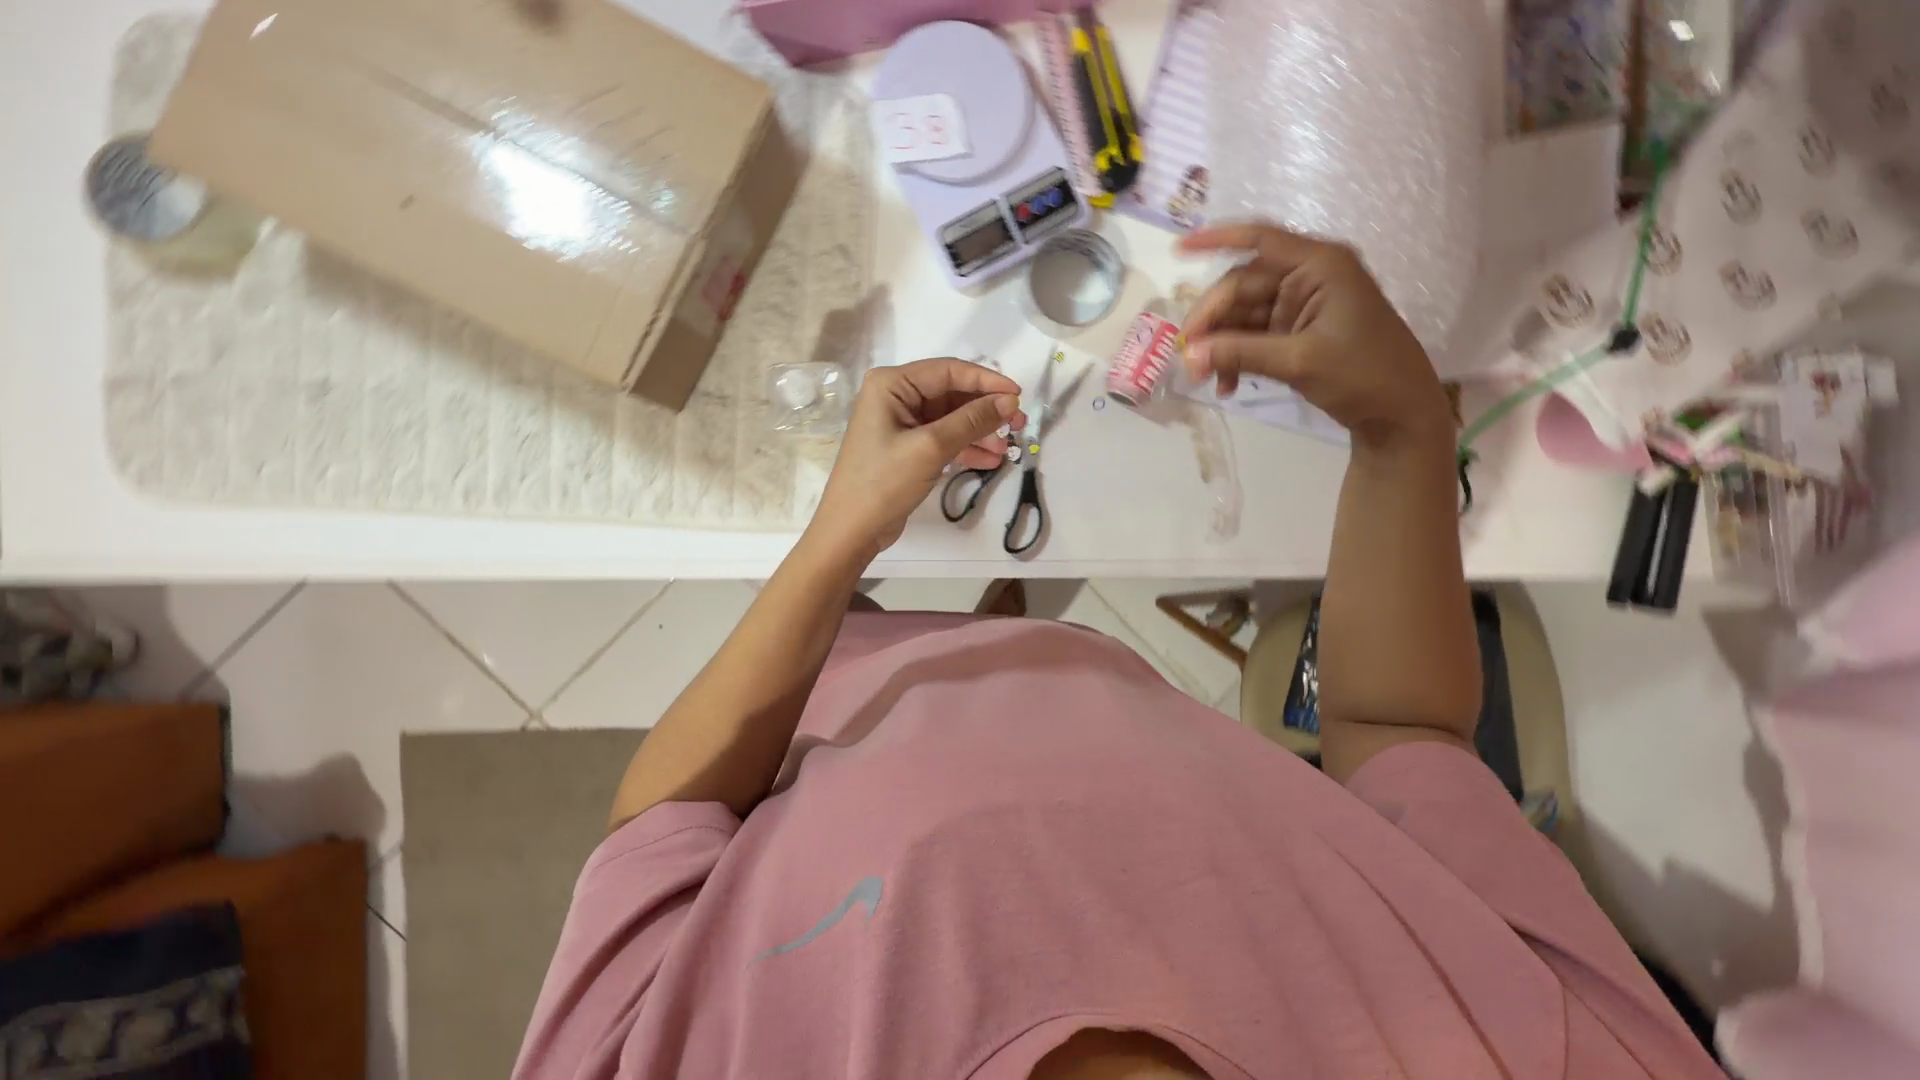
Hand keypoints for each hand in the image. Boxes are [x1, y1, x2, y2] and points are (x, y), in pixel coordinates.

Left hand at [810, 359, 1026, 560]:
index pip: (949, 371)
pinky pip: (944, 438)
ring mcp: (901, 422)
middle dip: (986, 409)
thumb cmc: (883, 482)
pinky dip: (966, 447)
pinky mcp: (907, 447)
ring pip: (951, 417)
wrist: (852, 529)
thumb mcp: (931, 448)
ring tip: (1008, 447)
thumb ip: (972, 421)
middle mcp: (895, 396)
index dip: (986, 381)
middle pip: (952, 393)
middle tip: (1019, 424)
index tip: (1018, 396)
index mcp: (891, 384)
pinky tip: (990, 460)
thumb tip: (1009, 402)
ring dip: (980, 430)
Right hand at [1179, 224, 1454, 452]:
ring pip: (1243, 315)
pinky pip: (1253, 336)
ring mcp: (1302, 306)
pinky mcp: (1298, 332)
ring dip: (1220, 345)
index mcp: (1319, 266)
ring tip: (1203, 378)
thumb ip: (1240, 354)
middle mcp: (1308, 278)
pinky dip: (1236, 357)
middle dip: (1212, 320)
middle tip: (1187, 357)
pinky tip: (1227, 385)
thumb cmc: (1364, 375)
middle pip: (1243, 285)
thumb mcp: (1299, 362)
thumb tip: (1188, 355)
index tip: (1177, 250)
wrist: (1402, 415)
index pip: (1260, 240)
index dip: (1215, 240)